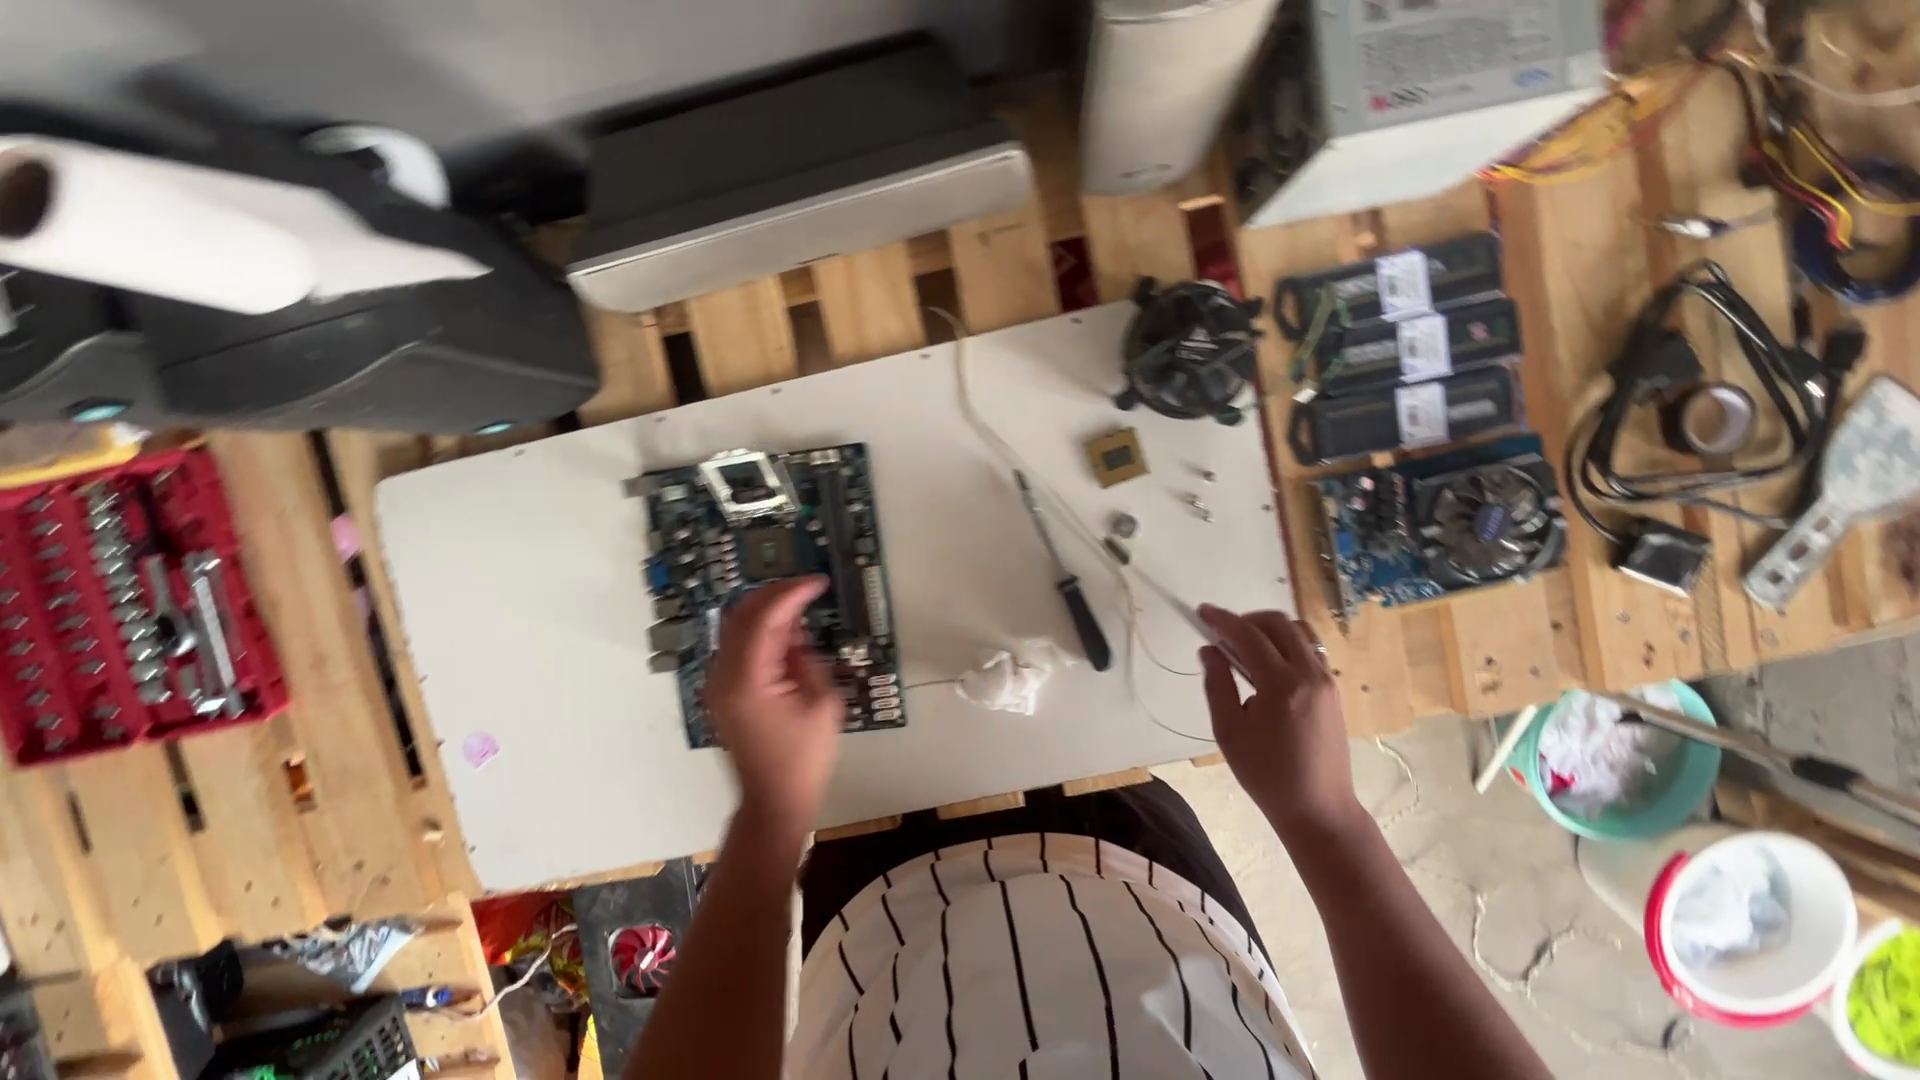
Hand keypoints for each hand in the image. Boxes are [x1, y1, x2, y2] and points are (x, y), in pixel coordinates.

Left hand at [707, 576, 844, 826]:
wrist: (774, 802)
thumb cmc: (804, 759)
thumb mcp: (823, 704)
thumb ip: (807, 660)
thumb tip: (794, 636)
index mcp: (747, 680)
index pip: (764, 618)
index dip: (791, 593)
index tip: (816, 582)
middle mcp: (723, 676)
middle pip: (740, 615)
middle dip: (774, 594)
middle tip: (807, 588)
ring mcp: (717, 685)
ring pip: (735, 629)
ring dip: (766, 613)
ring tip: (802, 614)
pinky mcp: (722, 693)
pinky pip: (736, 649)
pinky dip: (759, 634)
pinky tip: (786, 639)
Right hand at [1196, 605, 1361, 840]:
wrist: (1317, 807)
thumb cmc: (1266, 774)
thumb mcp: (1229, 731)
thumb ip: (1217, 684)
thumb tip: (1210, 651)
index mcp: (1282, 685)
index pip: (1249, 635)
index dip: (1222, 620)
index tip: (1201, 612)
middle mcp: (1310, 674)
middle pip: (1279, 624)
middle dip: (1247, 620)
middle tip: (1222, 634)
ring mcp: (1327, 681)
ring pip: (1299, 633)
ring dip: (1270, 630)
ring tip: (1245, 648)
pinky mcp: (1333, 691)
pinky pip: (1310, 651)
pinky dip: (1286, 645)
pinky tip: (1268, 666)